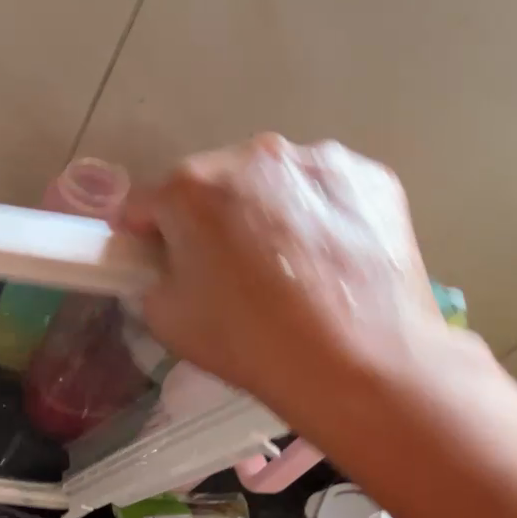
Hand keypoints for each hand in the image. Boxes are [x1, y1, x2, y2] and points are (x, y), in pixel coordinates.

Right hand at [123, 134, 459, 416]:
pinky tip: (324, 262)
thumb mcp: (165, 318)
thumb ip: (155, 277)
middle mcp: (253, 156)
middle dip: (208, 218)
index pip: (145, 203)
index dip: (145, 238)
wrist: (359, 361)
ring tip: (283, 268)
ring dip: (264, 212)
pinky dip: (315, 216)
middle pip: (211, 184)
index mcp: (190, 188)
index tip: (157, 265)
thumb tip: (171, 267)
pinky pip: (322, 191)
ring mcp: (320, 160)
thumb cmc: (247, 340)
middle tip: (223, 271)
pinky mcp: (372, 176)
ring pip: (270, 183)